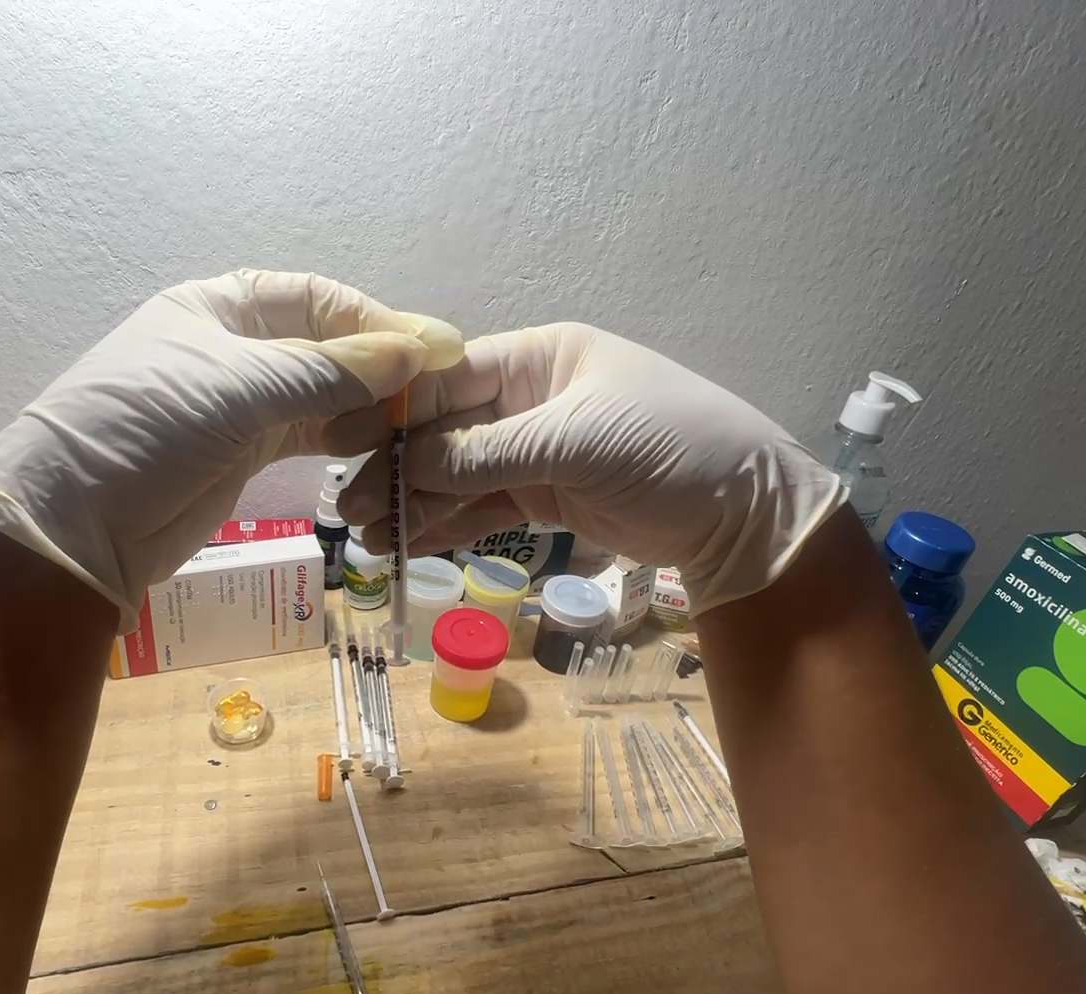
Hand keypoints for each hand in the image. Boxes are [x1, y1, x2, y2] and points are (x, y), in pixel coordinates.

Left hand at [0, 269, 461, 618]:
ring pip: (322, 395)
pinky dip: (344, 436)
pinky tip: (380, 444)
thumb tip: (419, 351)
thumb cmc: (148, 427)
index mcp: (220, 305)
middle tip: (435, 391)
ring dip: (367, 405)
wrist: (78, 524)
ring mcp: (241, 404)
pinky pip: (310, 434)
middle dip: (378, 366)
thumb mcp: (240, 386)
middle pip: (324, 347)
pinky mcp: (246, 453)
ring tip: (416, 422)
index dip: (375, 322)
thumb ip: (332, 371)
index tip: (431, 350)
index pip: (317, 300)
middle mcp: (234, 348)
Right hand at [334, 322, 844, 612]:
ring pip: (459, 474)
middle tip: (348, 505)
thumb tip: (404, 463)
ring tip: (368, 536)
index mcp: (538, 358)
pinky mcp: (545, 496)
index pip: (449, 378)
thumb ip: (486, 452)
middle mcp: (529, 400)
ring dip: (415, 504)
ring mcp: (535, 451)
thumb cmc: (669, 446)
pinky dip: (450, 524)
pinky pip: (485, 507)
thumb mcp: (575, 440)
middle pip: (446, 430)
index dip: (395, 410)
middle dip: (397, 467)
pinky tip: (410, 542)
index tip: (344, 441)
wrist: (741, 512)